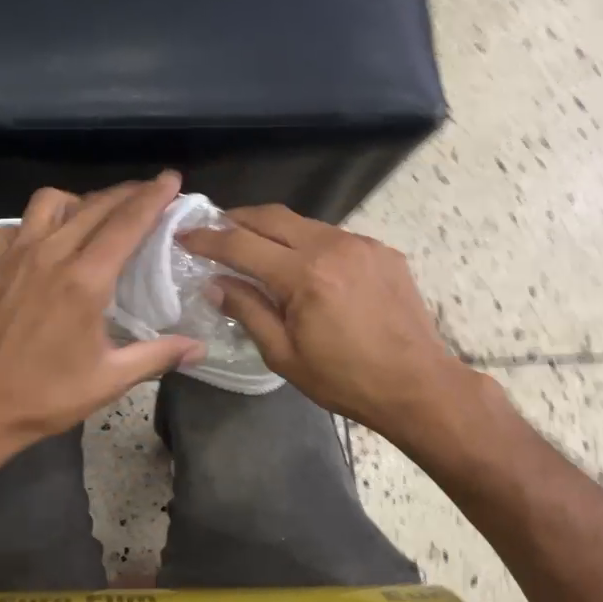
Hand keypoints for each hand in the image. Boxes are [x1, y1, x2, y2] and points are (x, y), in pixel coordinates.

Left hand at [0, 173, 204, 456]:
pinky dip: (38, 222)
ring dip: (81, 200)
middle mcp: (49, 256)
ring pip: (51, 203)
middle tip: (150, 193)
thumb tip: (200, 349)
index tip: (171, 179)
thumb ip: (157, 355)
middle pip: (95, 206)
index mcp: (83, 281)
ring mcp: (15, 257)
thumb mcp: (109, 380)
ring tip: (97, 216)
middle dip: (127, 193)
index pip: (126, 223)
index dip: (153, 197)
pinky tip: (48, 242)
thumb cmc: (45, 397)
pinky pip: (17, 225)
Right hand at [180, 205, 473, 438]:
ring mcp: (361, 245)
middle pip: (272, 216)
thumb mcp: (282, 353)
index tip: (184, 236)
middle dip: (237, 219)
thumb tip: (215, 283)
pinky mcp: (382, 252)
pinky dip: (307, 245)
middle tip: (214, 230)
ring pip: (304, 224)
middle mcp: (332, 247)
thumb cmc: (343, 379)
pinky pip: (333, 238)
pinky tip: (302, 268)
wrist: (417, 385)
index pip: (241, 244)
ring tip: (254, 249)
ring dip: (273, 231)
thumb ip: (247, 310)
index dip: (207, 239)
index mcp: (303, 276)